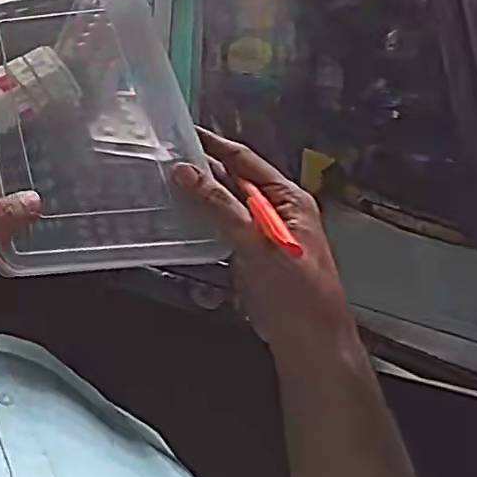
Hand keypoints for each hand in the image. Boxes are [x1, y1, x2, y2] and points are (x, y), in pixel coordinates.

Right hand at [172, 127, 357, 364]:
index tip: (185, 132)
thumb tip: (187, 171)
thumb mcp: (256, 243)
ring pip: (223, 203)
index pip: (245, 160)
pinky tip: (180, 216)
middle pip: (232, 180)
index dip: (215, 144)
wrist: (310, 345)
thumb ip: (220, 205)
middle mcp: (275, 210)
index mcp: (288, 199)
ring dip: (198, 194)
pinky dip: (200, 219)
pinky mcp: (249, 253)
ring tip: (166, 182)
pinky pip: (220, 227)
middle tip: (166, 156)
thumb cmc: (296, 294)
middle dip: (201, 169)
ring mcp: (261, 232)